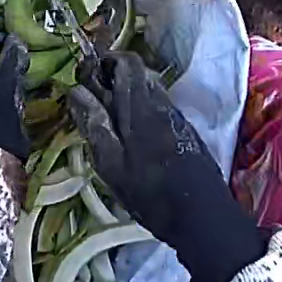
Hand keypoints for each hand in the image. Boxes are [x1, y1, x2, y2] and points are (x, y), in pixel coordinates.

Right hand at [66, 51, 266, 281]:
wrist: (206, 220)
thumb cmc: (151, 194)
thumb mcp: (111, 164)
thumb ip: (94, 124)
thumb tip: (75, 91)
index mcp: (141, 108)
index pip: (127, 63)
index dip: (105, 61)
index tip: (85, 75)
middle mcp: (162, 105)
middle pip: (137, 74)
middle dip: (111, 79)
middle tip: (91, 100)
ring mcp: (177, 118)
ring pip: (148, 91)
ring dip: (125, 95)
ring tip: (107, 120)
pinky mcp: (185, 132)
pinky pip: (158, 107)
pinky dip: (139, 110)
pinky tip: (130, 136)